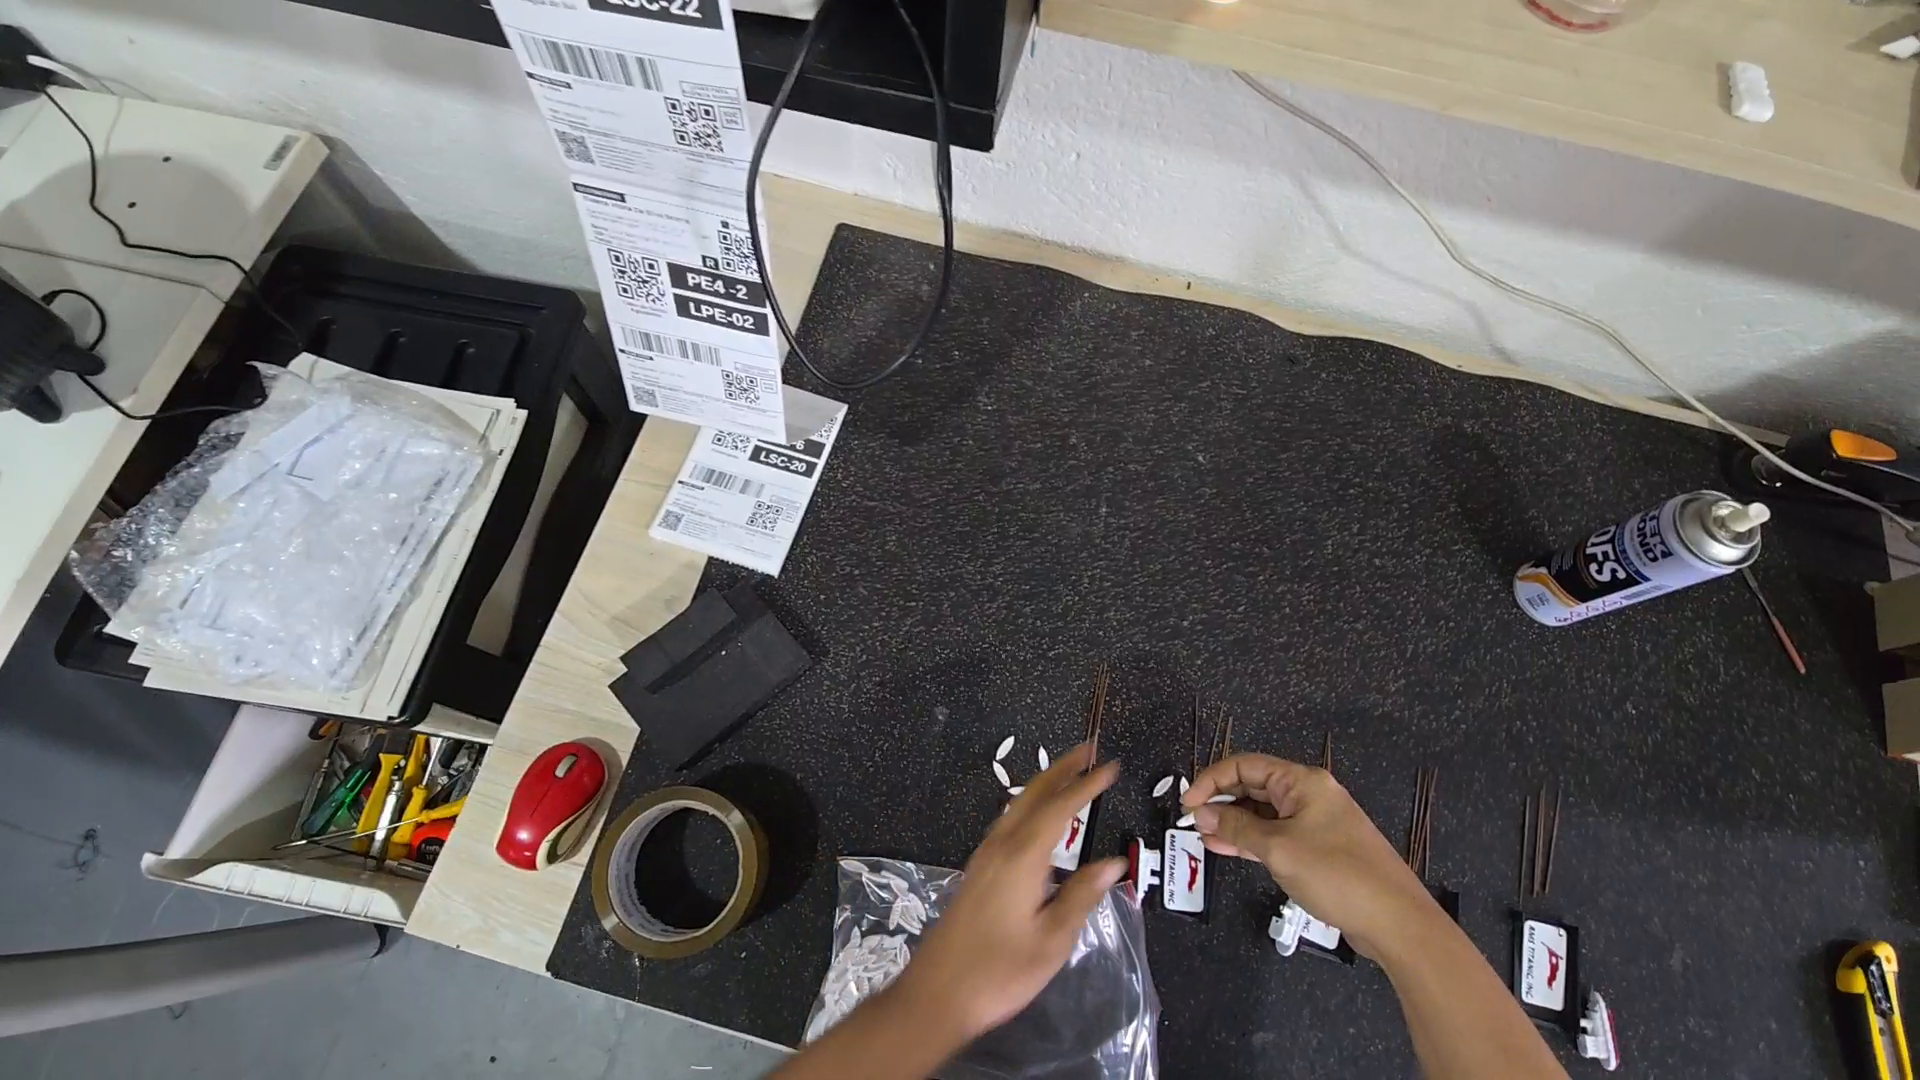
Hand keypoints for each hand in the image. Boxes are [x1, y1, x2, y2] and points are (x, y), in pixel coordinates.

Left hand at [890, 742, 1125, 1040]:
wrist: (938, 993)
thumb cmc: (1000, 971)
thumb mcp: (1052, 940)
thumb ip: (1081, 896)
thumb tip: (1112, 863)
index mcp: (1023, 858)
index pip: (1060, 809)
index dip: (1086, 785)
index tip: (1110, 766)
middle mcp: (1001, 846)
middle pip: (1033, 795)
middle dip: (1061, 769)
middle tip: (1089, 749)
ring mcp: (985, 856)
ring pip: (1018, 806)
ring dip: (1044, 784)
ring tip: (1068, 773)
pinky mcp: (978, 870)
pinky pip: (1008, 821)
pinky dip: (1029, 804)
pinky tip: (1036, 817)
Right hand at [1181, 753, 1436, 959]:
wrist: (1397, 922)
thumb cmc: (1336, 874)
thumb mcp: (1278, 848)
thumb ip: (1236, 826)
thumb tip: (1200, 811)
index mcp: (1302, 782)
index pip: (1245, 765)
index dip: (1211, 780)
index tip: (1188, 802)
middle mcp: (1308, 795)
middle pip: (1253, 786)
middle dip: (1221, 801)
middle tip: (1193, 821)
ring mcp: (1315, 822)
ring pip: (1263, 812)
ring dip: (1233, 822)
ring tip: (1204, 837)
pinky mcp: (1319, 848)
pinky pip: (1276, 834)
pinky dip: (1251, 839)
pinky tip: (1228, 848)